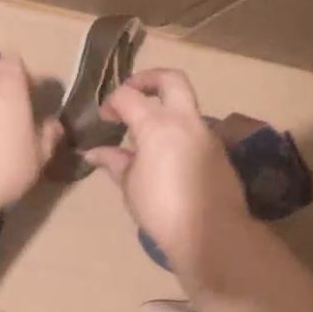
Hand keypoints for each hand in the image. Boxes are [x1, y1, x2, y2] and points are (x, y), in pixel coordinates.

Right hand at [83, 68, 251, 274]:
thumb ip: (114, 162)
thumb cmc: (160, 208)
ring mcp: (206, 134)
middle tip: (131, 93)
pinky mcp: (218, 151)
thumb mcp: (129, 185)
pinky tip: (163, 158)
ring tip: (143, 135)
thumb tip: (95, 153)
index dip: (112, 102)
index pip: (129, 96)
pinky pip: (193, 130)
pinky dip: (175, 132)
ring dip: (163, 109)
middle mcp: (186, 121)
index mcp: (158, 125)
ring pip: (185, 106)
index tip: (104, 117)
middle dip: (148, 79)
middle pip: (171, 79)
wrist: (211, 232)